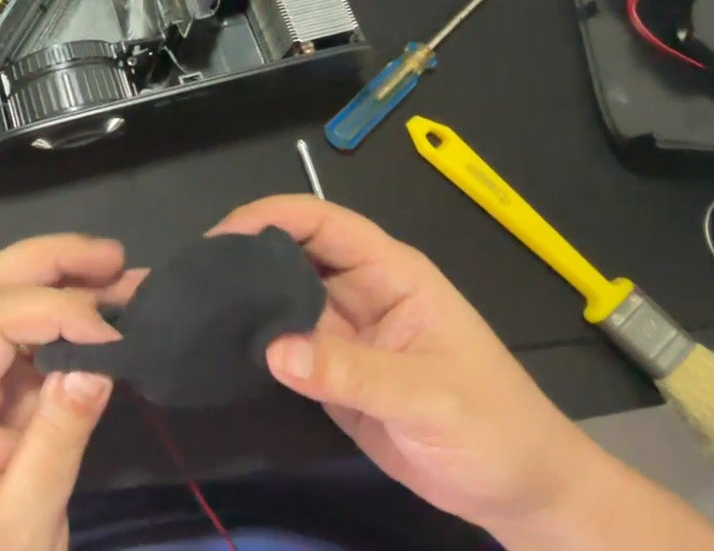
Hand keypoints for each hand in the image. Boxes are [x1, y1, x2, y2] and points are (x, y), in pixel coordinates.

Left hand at [0, 235, 141, 550]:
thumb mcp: (24, 520)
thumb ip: (57, 439)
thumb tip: (99, 363)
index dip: (53, 309)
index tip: (113, 330)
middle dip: (49, 261)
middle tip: (114, 258)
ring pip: (4, 303)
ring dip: (60, 279)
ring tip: (121, 272)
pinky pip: (26, 342)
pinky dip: (67, 320)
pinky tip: (107, 314)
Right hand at [210, 194, 612, 538]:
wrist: (523, 496)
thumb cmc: (496, 430)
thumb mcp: (431, 398)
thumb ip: (353, 372)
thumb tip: (273, 350)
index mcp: (390, 273)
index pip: (321, 222)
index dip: (270, 218)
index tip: (220, 239)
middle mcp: (359, 291)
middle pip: (290, 253)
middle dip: (242, 254)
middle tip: (190, 278)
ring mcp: (342, 331)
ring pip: (279, 297)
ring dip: (241, 299)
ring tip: (192, 309)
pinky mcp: (329, 370)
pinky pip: (282, 343)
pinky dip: (250, 342)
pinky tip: (217, 348)